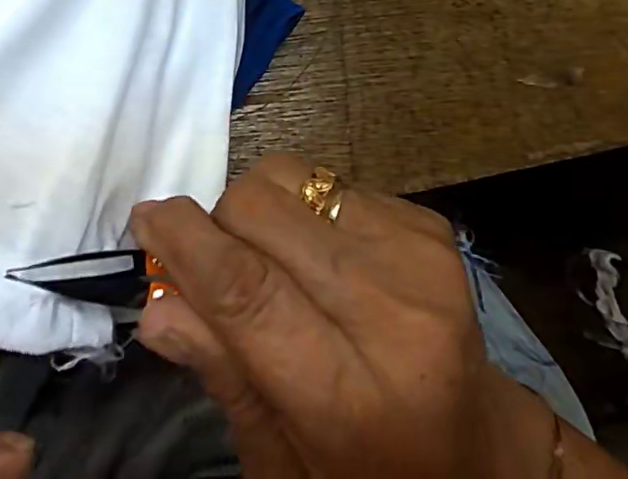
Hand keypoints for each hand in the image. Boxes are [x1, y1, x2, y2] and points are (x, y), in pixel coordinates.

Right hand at [130, 153, 627, 478]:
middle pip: (264, 212)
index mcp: (351, 393)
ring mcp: (418, 253)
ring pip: (293, 177)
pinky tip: (320, 248)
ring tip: (272, 252)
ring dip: (261, 204)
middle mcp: (392, 309)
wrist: (480, 440)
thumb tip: (156, 304)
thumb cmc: (370, 467)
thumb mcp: (282, 457)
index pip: (247, 291)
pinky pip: (330, 177)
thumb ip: (223, 373)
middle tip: (218, 255)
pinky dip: (304, 203)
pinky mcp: (429, 221)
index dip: (188, 243)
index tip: (147, 216)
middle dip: (220, 220)